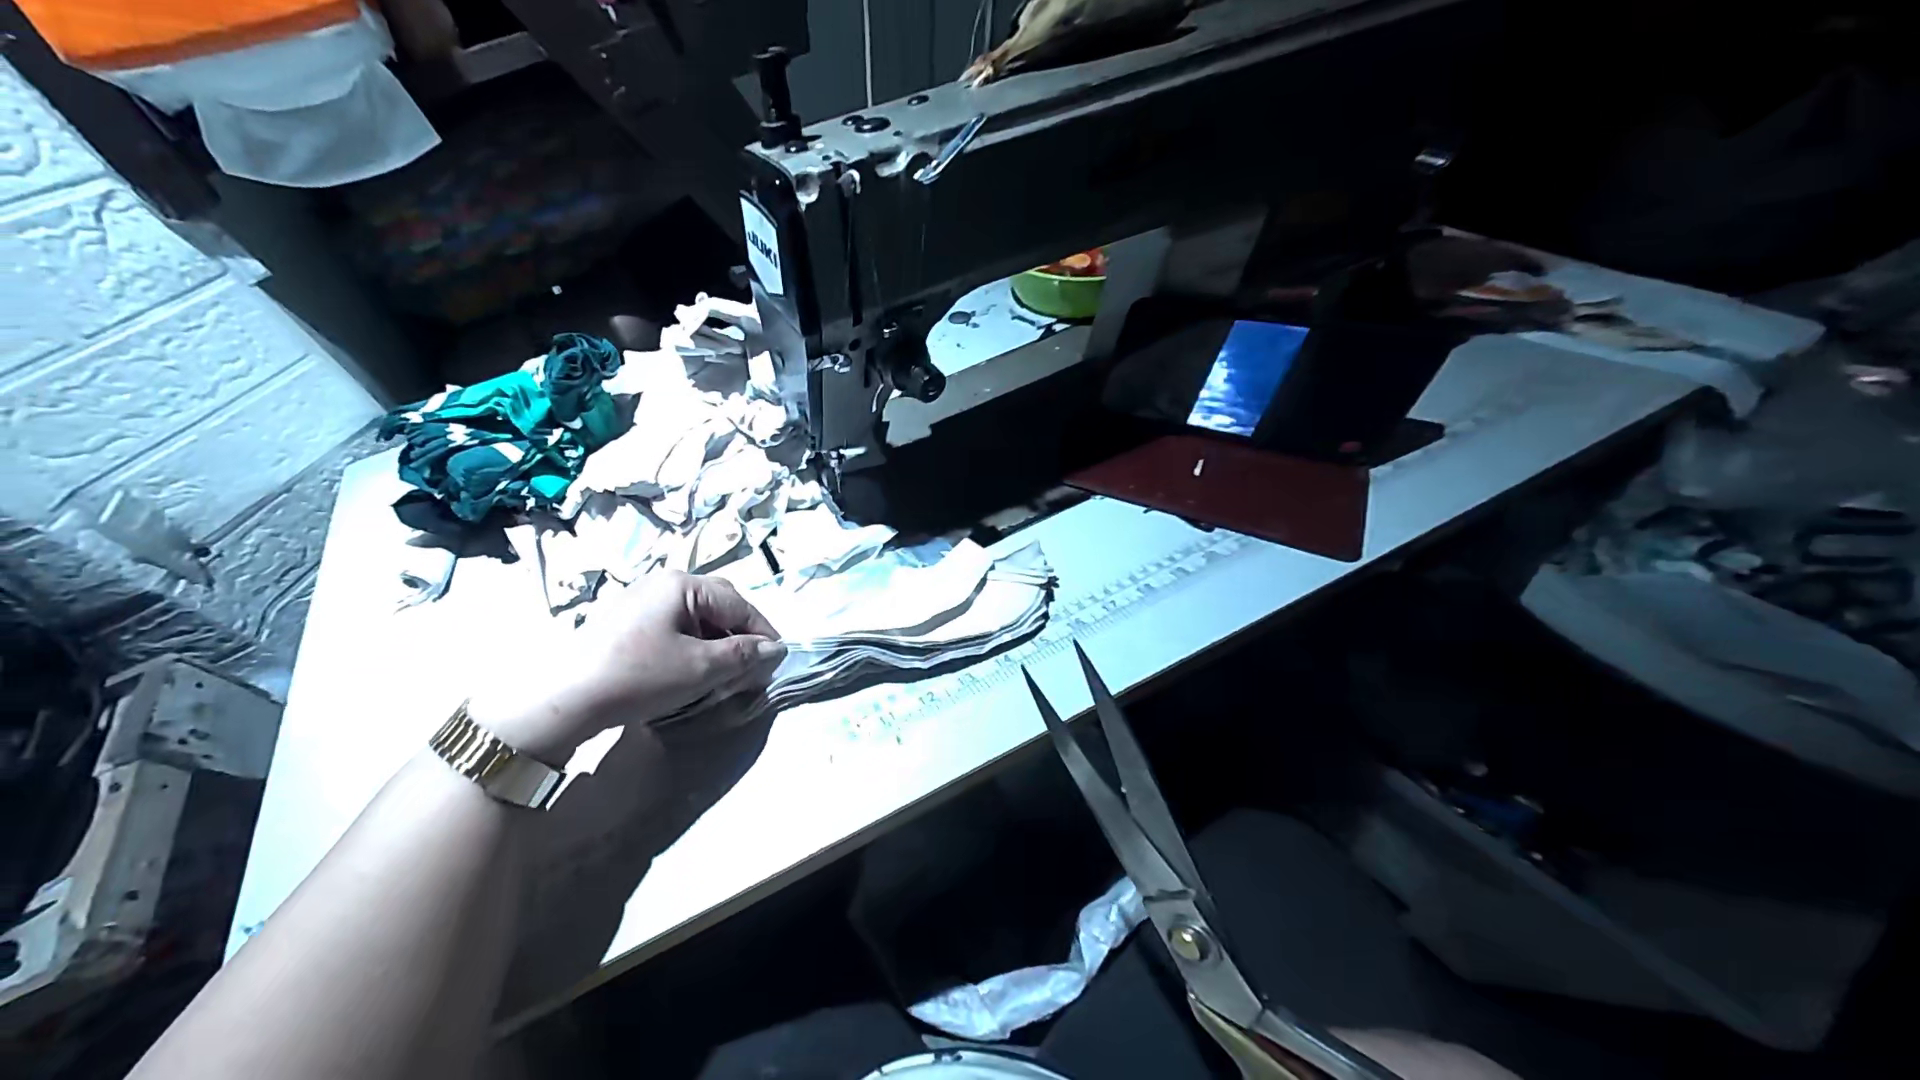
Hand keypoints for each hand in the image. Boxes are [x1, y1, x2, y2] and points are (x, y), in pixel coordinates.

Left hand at [471, 572, 785, 762]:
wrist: (564, 699)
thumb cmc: (638, 676)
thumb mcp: (700, 668)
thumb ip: (744, 655)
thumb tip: (776, 649)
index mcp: (682, 584)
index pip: (739, 604)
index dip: (763, 632)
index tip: (776, 661)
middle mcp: (662, 582)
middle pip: (718, 605)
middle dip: (741, 635)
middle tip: (752, 666)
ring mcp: (641, 600)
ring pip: (697, 616)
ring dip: (718, 642)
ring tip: (725, 672)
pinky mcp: (626, 621)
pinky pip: (674, 625)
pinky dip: (694, 645)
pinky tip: (692, 669)